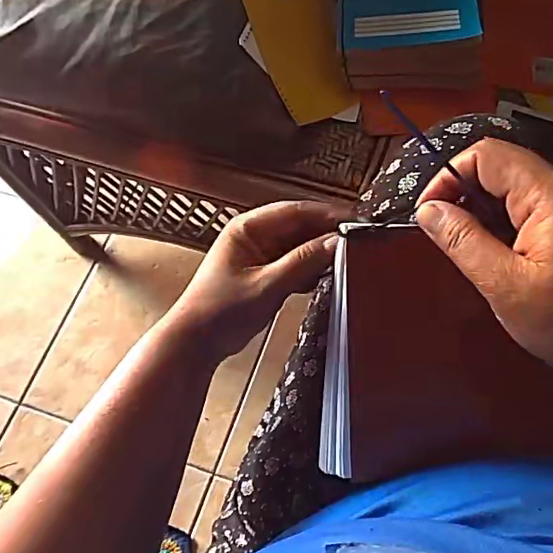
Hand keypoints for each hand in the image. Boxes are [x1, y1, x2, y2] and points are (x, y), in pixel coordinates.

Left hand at [165, 200, 352, 358]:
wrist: (197, 342)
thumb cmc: (216, 311)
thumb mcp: (266, 285)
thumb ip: (303, 262)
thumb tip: (334, 244)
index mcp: (247, 228)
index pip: (295, 211)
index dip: (327, 214)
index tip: (352, 221)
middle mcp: (255, 236)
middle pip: (301, 226)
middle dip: (327, 234)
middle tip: (355, 241)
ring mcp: (262, 255)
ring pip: (302, 245)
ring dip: (321, 253)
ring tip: (344, 260)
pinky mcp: (268, 273)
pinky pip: (299, 263)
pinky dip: (313, 269)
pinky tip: (326, 276)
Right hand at [414, 138, 552, 387]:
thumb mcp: (508, 288)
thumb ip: (464, 243)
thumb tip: (427, 209)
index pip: (488, 155)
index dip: (449, 176)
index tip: (429, 215)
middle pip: (502, 168)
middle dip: (466, 197)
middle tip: (451, 242)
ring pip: (515, 190)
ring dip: (486, 215)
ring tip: (477, 257)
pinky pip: (533, 209)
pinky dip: (508, 227)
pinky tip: (503, 261)